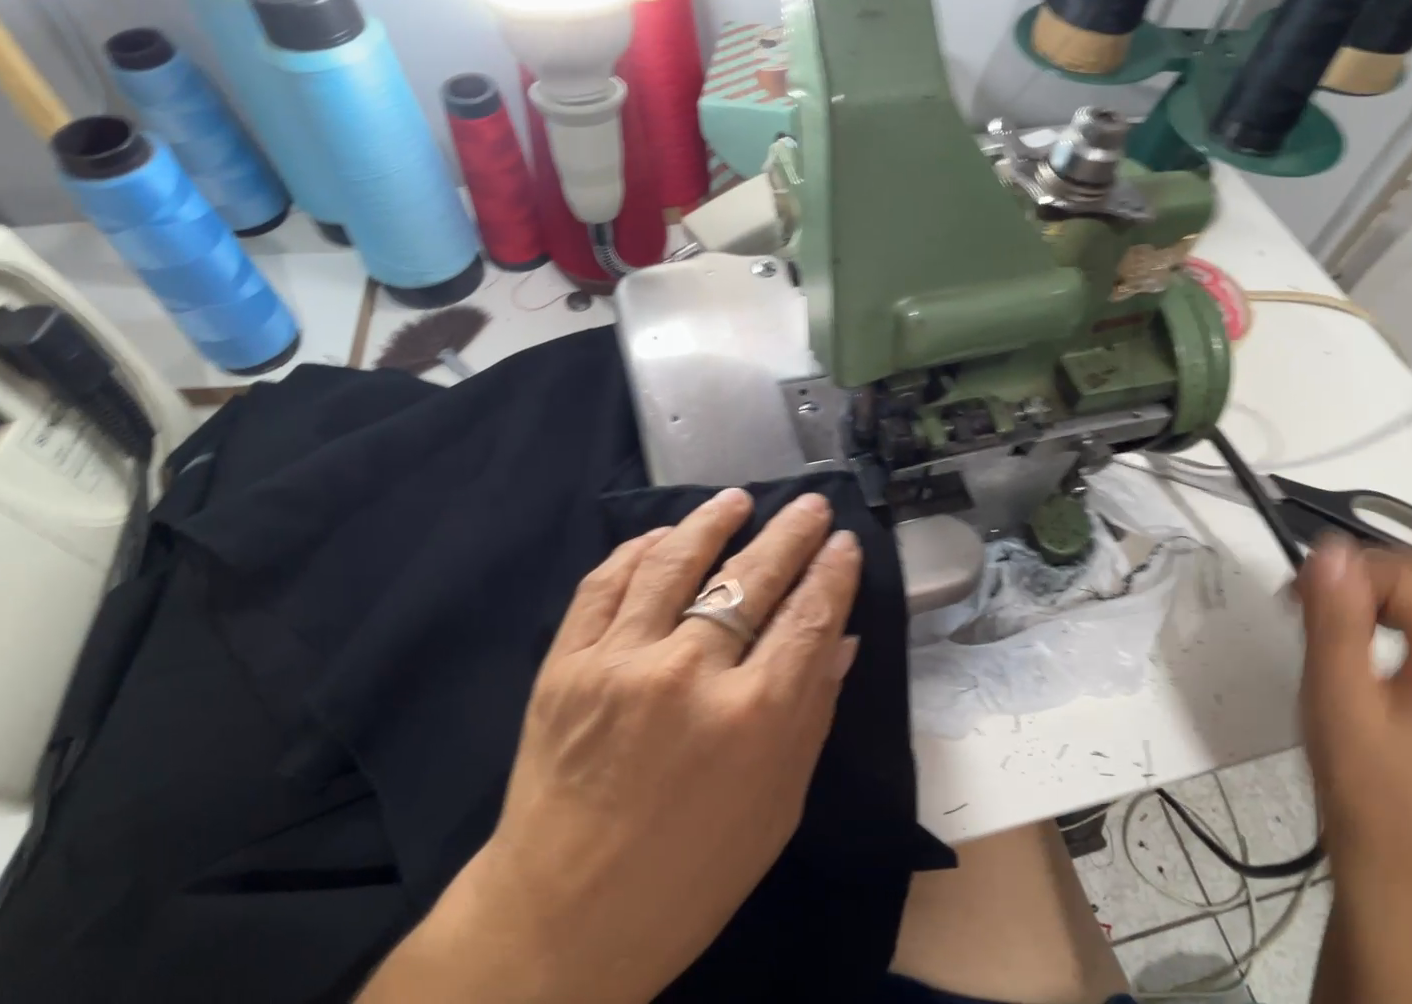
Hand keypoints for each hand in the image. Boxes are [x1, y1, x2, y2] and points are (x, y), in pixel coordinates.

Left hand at [360, 488, 863, 1003]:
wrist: (570, 911)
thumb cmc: (693, 873)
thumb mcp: (778, 806)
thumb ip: (812, 715)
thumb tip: (841, 641)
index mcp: (754, 717)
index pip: (808, 617)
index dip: (833, 573)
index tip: (845, 544)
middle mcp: (690, 672)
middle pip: (751, 577)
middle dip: (790, 533)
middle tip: (810, 505)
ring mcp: (620, 660)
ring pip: (674, 562)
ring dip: (711, 523)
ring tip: (738, 500)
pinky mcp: (566, 661)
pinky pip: (605, 583)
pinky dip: (637, 551)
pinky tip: (662, 536)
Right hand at [1296, 537, 1411, 879]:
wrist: (1394, 847)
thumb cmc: (1362, 775)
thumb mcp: (1338, 695)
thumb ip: (1335, 620)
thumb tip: (1329, 550)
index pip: (1409, 577)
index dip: (1347, 573)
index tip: (1292, 595)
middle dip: (1360, 578)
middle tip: (1302, 603)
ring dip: (1373, 594)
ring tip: (1323, 619)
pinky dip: (1392, 615)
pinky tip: (1358, 638)